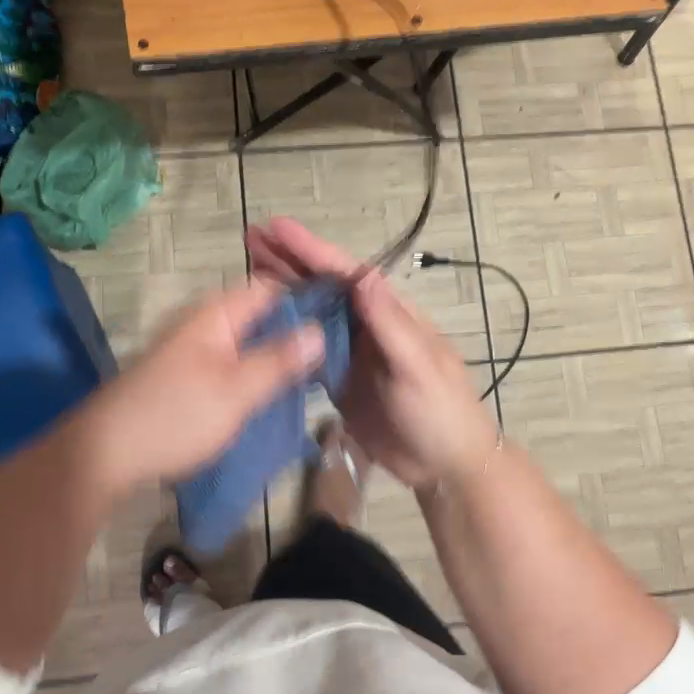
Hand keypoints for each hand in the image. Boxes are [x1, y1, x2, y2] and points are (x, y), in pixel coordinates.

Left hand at [75, 281, 323, 496]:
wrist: (104, 454)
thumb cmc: (174, 416)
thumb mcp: (235, 390)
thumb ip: (278, 360)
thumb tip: (319, 330)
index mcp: (217, 313)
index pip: (272, 287)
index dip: (307, 297)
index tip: (343, 319)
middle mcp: (206, 322)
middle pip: (262, 313)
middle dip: (297, 328)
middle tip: (339, 352)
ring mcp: (195, 349)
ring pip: (249, 340)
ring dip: (279, 353)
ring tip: (320, 372)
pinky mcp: (190, 375)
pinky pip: (234, 361)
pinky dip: (258, 370)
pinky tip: (280, 391)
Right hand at [247, 219, 496, 489]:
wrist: (446, 466)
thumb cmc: (441, 411)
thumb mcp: (419, 366)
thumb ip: (390, 324)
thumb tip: (361, 274)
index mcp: (390, 312)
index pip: (345, 273)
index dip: (310, 249)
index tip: (276, 226)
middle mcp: (367, 324)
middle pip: (323, 285)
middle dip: (288, 259)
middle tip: (250, 236)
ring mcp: (352, 351)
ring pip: (311, 312)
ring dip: (282, 290)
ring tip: (247, 267)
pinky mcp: (339, 380)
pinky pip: (307, 349)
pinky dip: (286, 333)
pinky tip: (260, 324)